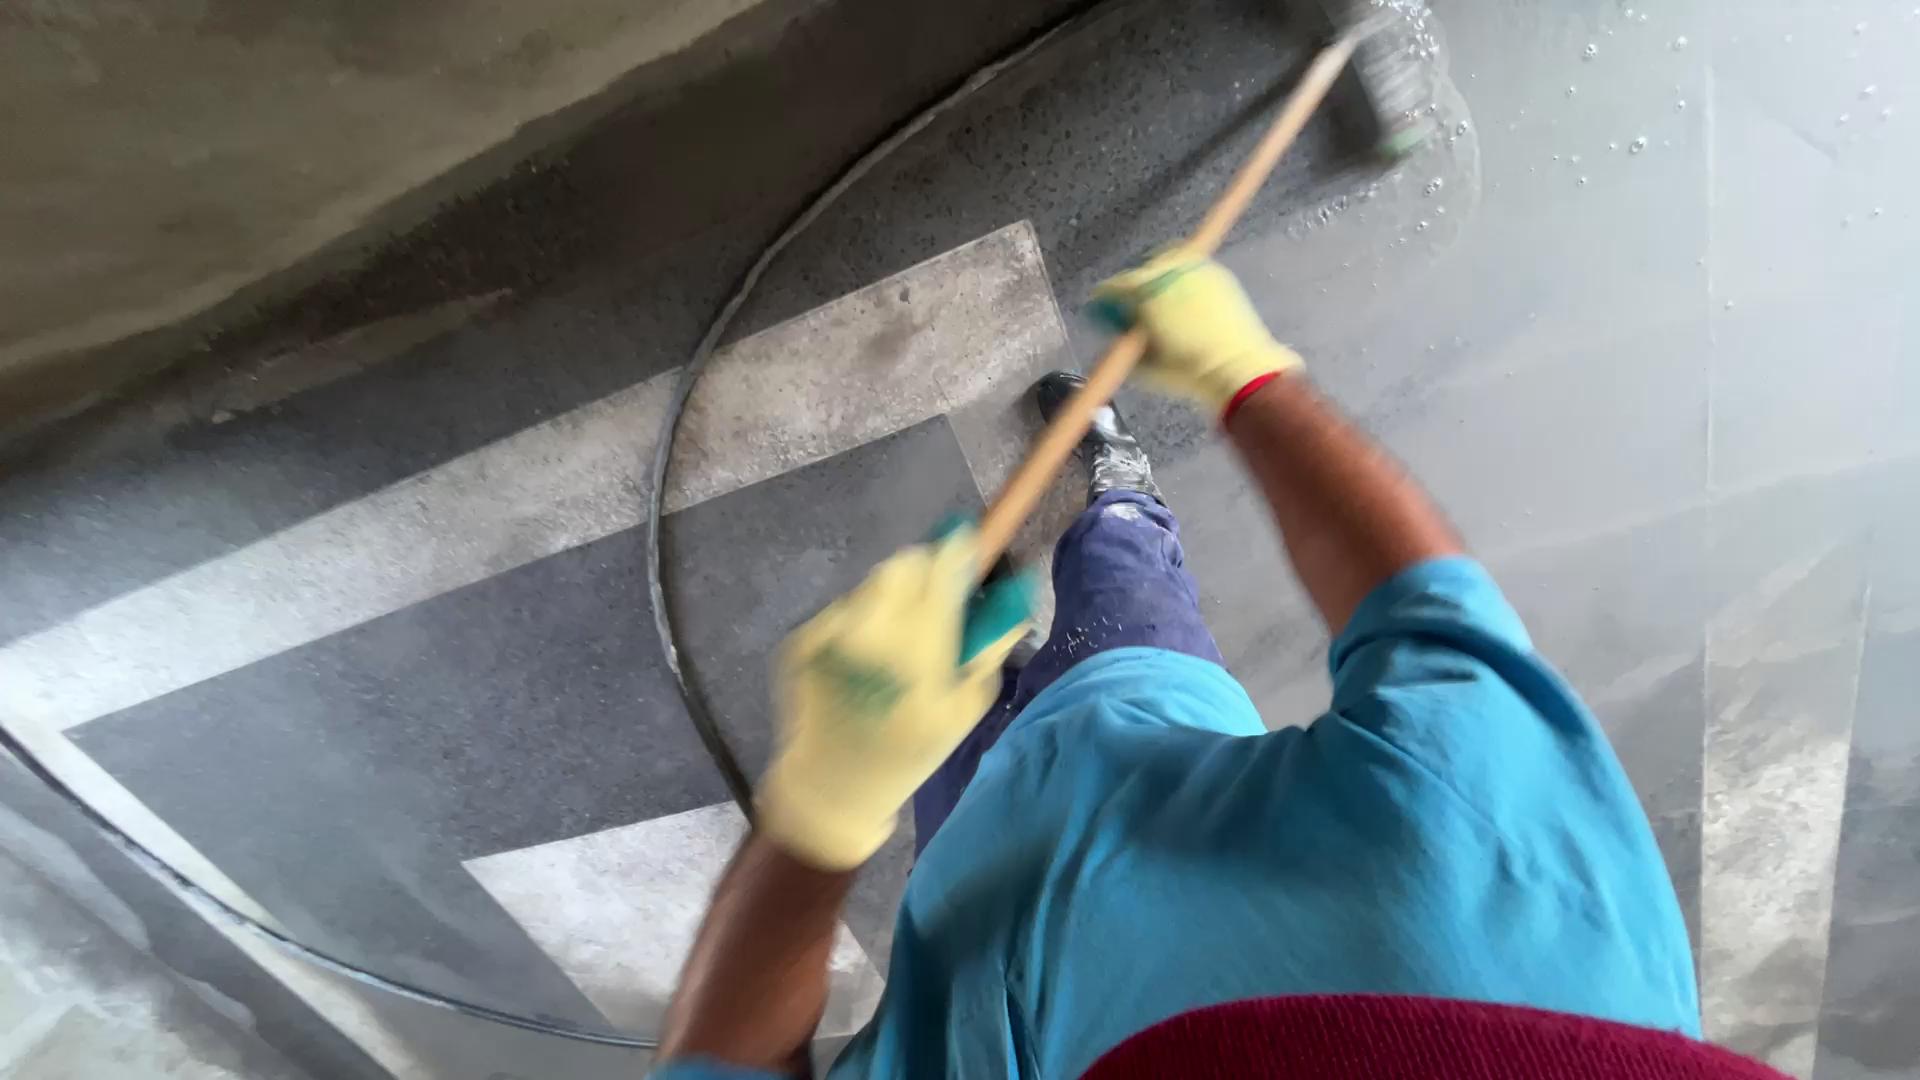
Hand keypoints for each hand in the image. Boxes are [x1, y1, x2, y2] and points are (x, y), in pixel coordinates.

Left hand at [757, 526, 1033, 869]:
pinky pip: (842, 612)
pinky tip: (860, 661)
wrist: (834, 783)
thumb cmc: (913, 747)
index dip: (958, 550)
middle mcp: (870, 630)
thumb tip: (1013, 584)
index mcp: (918, 647)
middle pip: (903, 563)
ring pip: (871, 586)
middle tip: (929, 601)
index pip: (942, 565)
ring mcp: (830, 633)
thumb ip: (992, 639)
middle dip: (921, 573)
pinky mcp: (802, 639)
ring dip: (889, 599)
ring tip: (892, 643)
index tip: (965, 548)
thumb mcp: (968, 702)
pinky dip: (857, 624)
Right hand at [1091, 249, 1303, 417]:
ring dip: (1158, 275)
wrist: (1236, 366)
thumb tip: (1118, 329)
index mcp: (1147, 293)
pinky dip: (1182, 278)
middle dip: (1133, 284)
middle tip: (1133, 303)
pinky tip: (1182, 296)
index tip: (1099, 303)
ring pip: (1168, 261)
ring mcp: (1196, 269)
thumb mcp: (1144, 362)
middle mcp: (1170, 272)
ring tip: (1158, 296)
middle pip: (1141, 269)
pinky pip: (1191, 267)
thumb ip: (1126, 340)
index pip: (1116, 286)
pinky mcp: (1217, 274)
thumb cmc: (1186, 370)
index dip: (1105, 295)